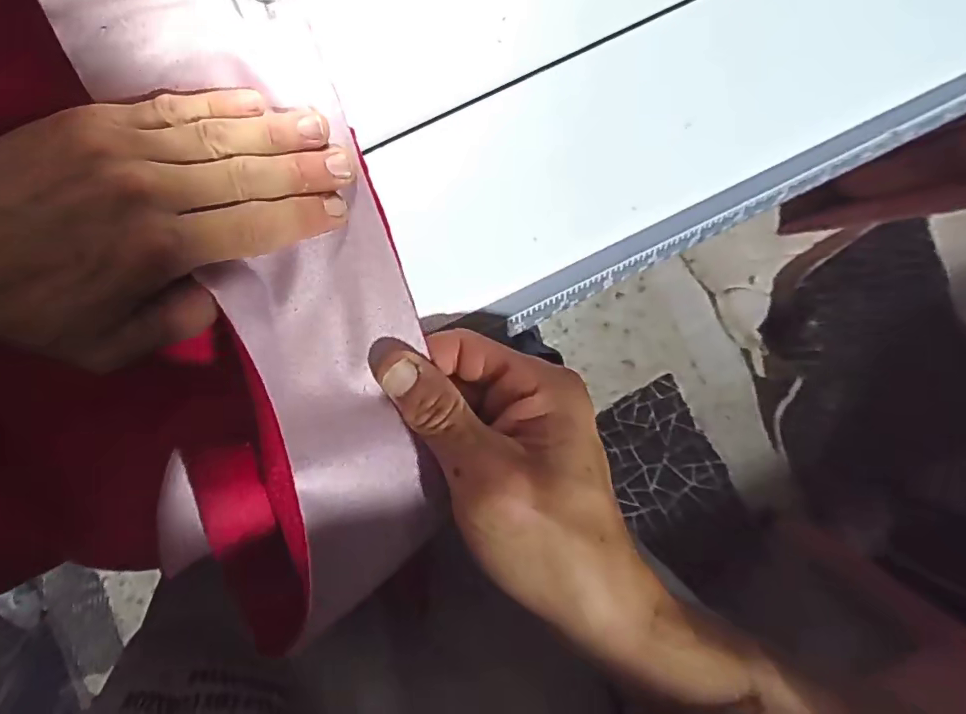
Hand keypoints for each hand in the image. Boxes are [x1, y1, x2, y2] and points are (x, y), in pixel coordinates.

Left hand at [0, 89, 353, 371]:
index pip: (250, 227)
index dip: (298, 216)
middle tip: (344, 159)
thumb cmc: (27, 311)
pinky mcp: (93, 118)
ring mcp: (120, 145)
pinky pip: (169, 106)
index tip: (335, 207)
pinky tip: (250, 100)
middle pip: (245, 173)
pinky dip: (216, 104)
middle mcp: (149, 189)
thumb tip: (218, 288)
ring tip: (316, 122)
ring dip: (272, 128)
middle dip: (301, 167)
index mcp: (157, 250)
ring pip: (215, 133)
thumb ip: (172, 324)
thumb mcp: (104, 350)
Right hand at [371, 333, 841, 710]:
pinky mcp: (505, 452)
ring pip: (450, 400)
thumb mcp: (483, 471)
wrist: (595, 619)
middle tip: (369, 414)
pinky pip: (457, 427)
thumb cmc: (546, 541)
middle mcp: (530, 394)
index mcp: (539, 385)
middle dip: (415, 391)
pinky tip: (408, 454)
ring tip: (382, 434)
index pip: (460, 347)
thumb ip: (435, 410)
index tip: (371, 385)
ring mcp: (518, 424)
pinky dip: (431, 439)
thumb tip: (385, 354)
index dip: (417, 361)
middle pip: (454, 371)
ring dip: (419, 418)